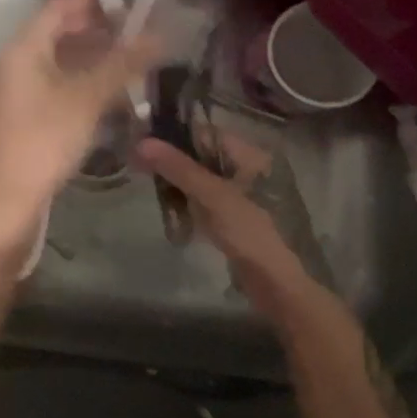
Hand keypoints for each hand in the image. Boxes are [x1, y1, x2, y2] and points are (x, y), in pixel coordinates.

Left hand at [0, 0, 155, 225]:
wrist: (12, 194)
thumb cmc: (47, 138)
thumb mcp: (88, 98)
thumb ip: (122, 63)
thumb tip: (157, 35)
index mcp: (23, 47)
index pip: (59, 7)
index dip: (93, 1)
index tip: (130, 5)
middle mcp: (14, 59)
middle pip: (57, 30)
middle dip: (96, 29)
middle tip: (135, 34)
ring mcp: (16, 85)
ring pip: (57, 56)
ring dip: (91, 54)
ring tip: (129, 60)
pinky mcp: (22, 108)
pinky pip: (53, 79)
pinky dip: (80, 77)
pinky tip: (109, 90)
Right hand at [136, 138, 329, 320]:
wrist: (276, 284)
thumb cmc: (249, 232)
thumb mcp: (213, 195)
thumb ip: (178, 168)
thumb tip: (141, 143)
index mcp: (250, 156)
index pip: (206, 133)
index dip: (175, 135)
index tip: (143, 141)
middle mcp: (248, 169)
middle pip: (202, 156)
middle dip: (173, 162)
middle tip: (140, 166)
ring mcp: (242, 195)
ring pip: (201, 180)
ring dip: (178, 185)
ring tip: (153, 189)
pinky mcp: (235, 217)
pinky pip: (205, 201)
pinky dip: (189, 204)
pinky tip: (172, 213)